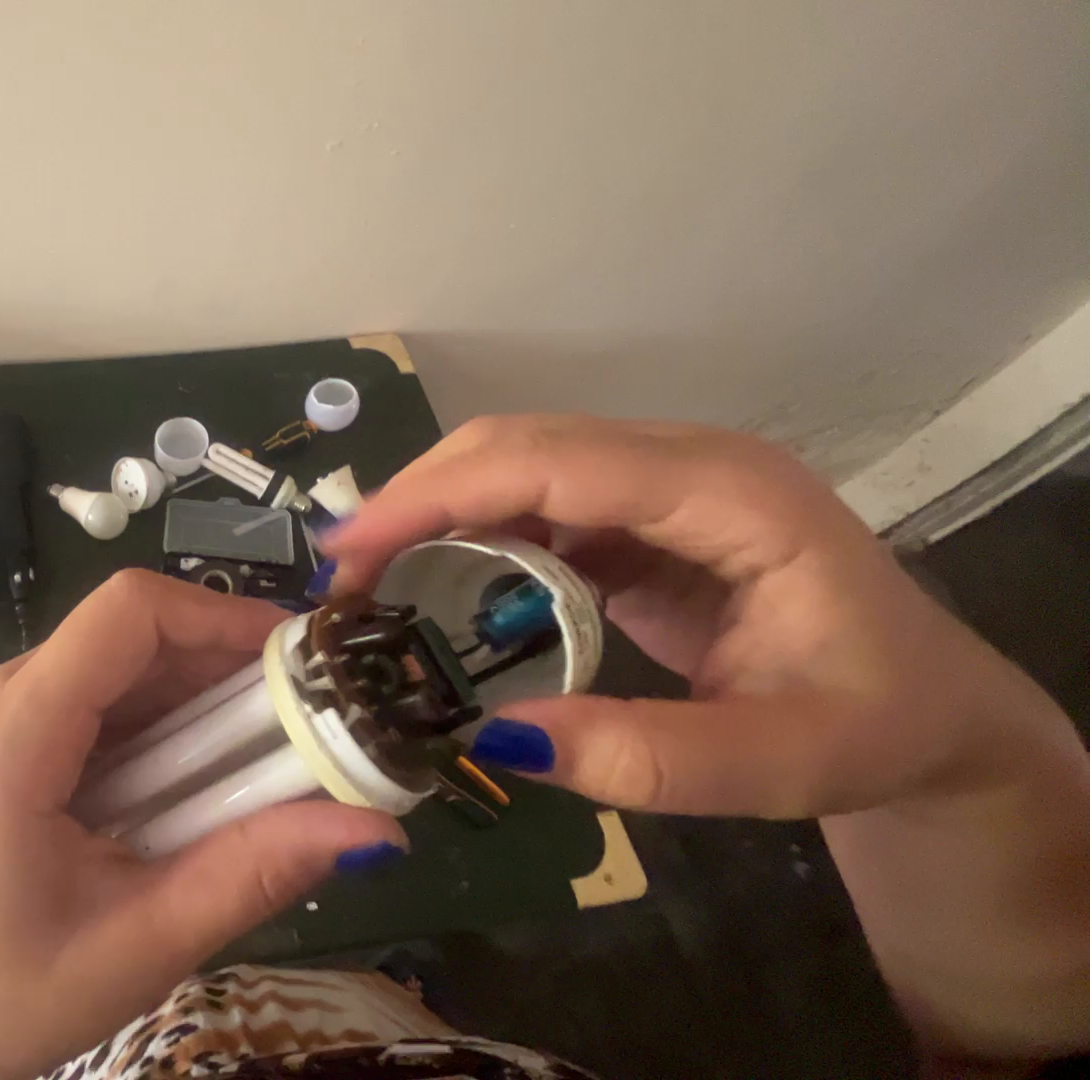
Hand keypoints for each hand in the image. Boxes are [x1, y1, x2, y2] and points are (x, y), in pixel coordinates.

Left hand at [0, 571, 406, 1079]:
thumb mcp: (136, 944)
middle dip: (220, 660)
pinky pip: (89, 697)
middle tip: (303, 714)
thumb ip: (253, 873)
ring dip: (192, 692)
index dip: (220, 615)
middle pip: (124, 634)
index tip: (296, 656)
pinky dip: (154, 719)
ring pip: (112, 662)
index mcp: (12, 730)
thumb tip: (375, 828)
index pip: (126, 613)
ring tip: (266, 746)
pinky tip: (196, 770)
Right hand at [324, 414, 1089, 1059]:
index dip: (440, 495)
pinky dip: (463, 532)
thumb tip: (494, 737)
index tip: (353, 547)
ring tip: (370, 572)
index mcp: (728, 494)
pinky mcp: (629, 515)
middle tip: (344, 567)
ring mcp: (654, 483)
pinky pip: (525, 503)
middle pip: (516, 444)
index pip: (554, 464)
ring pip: (511, 464)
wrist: (926, 713)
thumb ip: (645, 759)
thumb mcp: (780, 762)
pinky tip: (430, 576)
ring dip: (430, 509)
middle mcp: (682, 464)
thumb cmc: (873, 728)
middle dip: (415, 495)